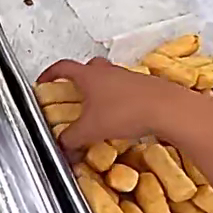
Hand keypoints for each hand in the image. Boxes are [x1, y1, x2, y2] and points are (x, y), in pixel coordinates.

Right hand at [38, 58, 207, 151]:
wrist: (168, 109)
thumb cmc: (124, 113)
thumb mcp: (90, 131)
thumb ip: (71, 138)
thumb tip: (61, 145)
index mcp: (89, 76)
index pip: (63, 67)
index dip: (50, 74)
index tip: (43, 82)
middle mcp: (108, 71)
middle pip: (89, 67)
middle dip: (79, 78)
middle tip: (74, 93)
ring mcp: (129, 76)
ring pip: (109, 77)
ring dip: (101, 88)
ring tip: (98, 108)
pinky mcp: (147, 86)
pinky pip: (126, 88)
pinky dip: (119, 98)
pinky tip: (121, 116)